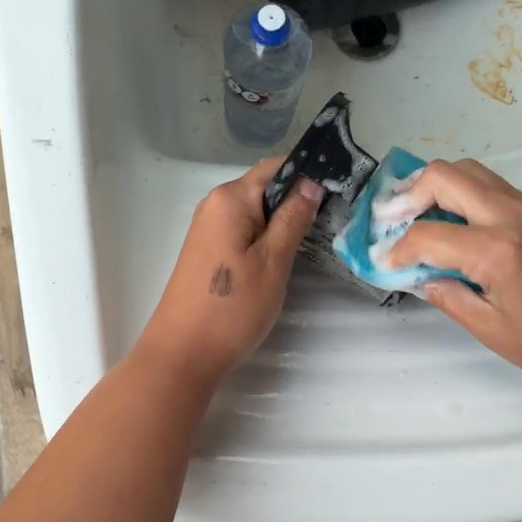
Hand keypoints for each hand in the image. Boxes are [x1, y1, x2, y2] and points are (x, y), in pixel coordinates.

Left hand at [136, 157, 324, 382]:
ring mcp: (208, 228)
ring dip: (282, 221)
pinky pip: (243, 230)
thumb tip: (311, 183)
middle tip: (333, 219)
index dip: (308, 173)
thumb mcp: (273, 261)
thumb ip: (293, 218)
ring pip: (255, 212)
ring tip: (312, 240)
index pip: (276, 167)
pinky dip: (265, 237)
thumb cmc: (232, 307)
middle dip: (296, 199)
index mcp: (230, 199)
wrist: (183, 354)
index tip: (338, 187)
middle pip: (265, 188)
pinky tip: (281, 258)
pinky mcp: (208, 251)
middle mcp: (215, 205)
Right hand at [383, 159, 521, 405]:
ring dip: (436, 187)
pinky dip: (462, 194)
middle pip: (445, 176)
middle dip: (409, 194)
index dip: (398, 248)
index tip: (383, 262)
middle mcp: (513, 216)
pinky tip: (452, 223)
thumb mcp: (490, 329)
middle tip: (390, 219)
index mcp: (498, 250)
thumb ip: (447, 294)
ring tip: (415, 215)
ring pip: (470, 171)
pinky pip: (491, 186)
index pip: (428, 234)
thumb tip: (418, 274)